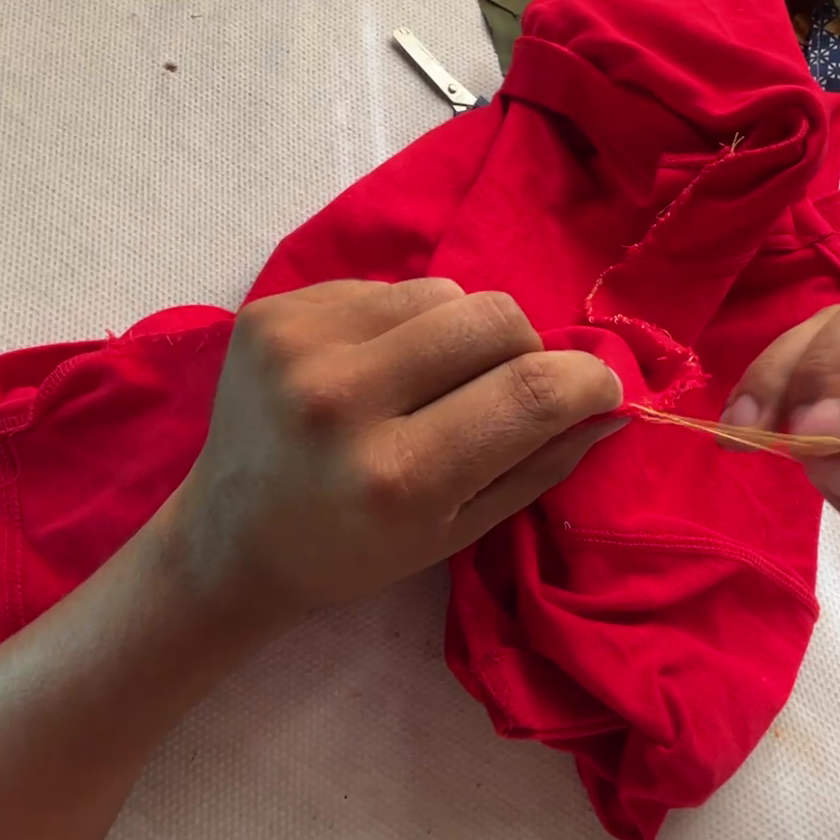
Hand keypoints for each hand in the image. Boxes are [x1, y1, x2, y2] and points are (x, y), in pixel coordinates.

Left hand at [167, 279, 624, 618]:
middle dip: (523, 348)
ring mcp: (297, 342)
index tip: (598, 386)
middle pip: (491, 316)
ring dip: (457, 332)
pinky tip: (370, 366)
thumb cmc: (348, 552)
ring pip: (439, 290)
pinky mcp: (269, 311)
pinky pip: (380, 286)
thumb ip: (538, 467)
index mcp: (394, 475)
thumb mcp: (453, 533)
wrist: (228, 537)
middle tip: (504, 385)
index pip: (529, 392)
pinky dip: (398, 322)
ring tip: (424, 380)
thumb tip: (610, 405)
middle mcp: (341, 397)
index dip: (587, 380)